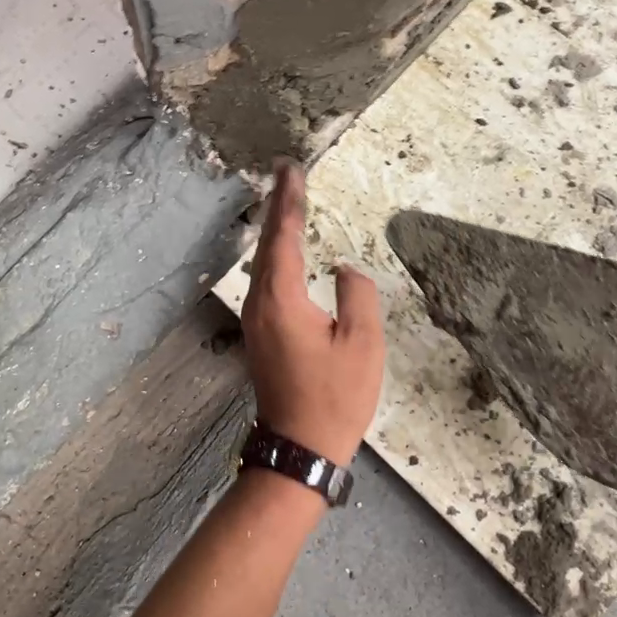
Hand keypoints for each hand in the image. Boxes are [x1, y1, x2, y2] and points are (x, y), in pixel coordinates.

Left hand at [239, 160, 384, 463]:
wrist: (299, 447)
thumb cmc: (335, 398)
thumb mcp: (362, 344)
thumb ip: (358, 295)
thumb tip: (345, 269)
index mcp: (282, 299)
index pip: (285, 237)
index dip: (290, 201)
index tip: (292, 169)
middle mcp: (259, 303)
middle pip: (268, 243)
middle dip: (278, 205)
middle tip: (286, 171)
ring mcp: (255, 319)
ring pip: (263, 261)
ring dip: (276, 229)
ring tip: (286, 199)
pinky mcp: (260, 332)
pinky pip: (265, 279)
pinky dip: (276, 254)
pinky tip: (285, 249)